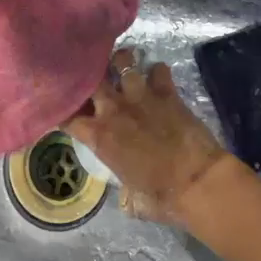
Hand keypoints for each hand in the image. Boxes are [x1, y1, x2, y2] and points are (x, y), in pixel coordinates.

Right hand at [64, 48, 234, 225]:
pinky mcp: (166, 91)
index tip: (63, 107)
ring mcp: (140, 95)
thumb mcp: (132, 200)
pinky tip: (158, 77)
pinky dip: (157, 72)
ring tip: (123, 64)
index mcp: (101, 136)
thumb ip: (123, 188)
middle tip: (91, 76)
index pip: (68, 117)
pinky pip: (158, 69)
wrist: (197, 182)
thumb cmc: (162, 196)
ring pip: (123, 60)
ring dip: (121, 61)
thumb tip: (127, 193)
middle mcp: (115, 109)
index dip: (63, 110)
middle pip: (91, 78)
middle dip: (88, 75)